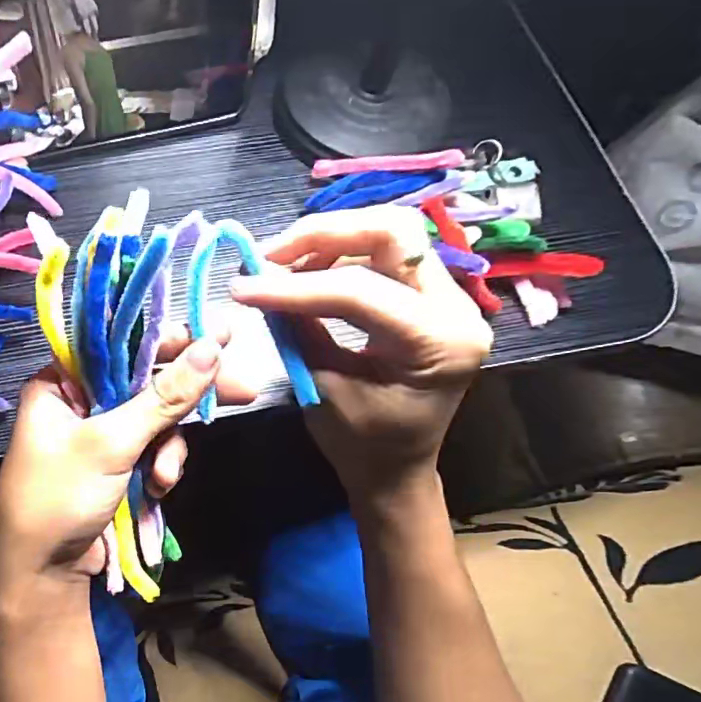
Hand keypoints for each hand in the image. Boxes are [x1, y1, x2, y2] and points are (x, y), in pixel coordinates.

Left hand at [0, 327, 254, 617]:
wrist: (43, 573)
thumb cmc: (59, 497)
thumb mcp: (111, 444)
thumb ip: (163, 397)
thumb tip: (211, 347)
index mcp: (62, 382)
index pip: (122, 344)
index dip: (171, 338)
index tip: (219, 335)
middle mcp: (82, 401)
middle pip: (147, 381)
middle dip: (188, 395)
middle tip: (242, 389)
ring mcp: (103, 434)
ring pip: (158, 419)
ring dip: (170, 447)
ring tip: (164, 476)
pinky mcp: (119, 464)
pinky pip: (155, 450)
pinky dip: (162, 466)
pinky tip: (158, 488)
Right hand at [231, 206, 491, 497]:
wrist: (396, 469)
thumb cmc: (363, 446)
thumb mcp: (323, 390)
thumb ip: (299, 331)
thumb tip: (260, 283)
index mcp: (439, 343)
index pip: (363, 291)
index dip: (297, 285)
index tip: (243, 286)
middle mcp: (457, 308)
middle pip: (393, 232)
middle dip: (323, 234)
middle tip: (269, 257)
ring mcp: (449, 296)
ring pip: (389, 233)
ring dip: (329, 239)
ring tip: (282, 265)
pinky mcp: (430, 295)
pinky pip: (386, 253)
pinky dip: (341, 252)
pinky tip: (307, 269)